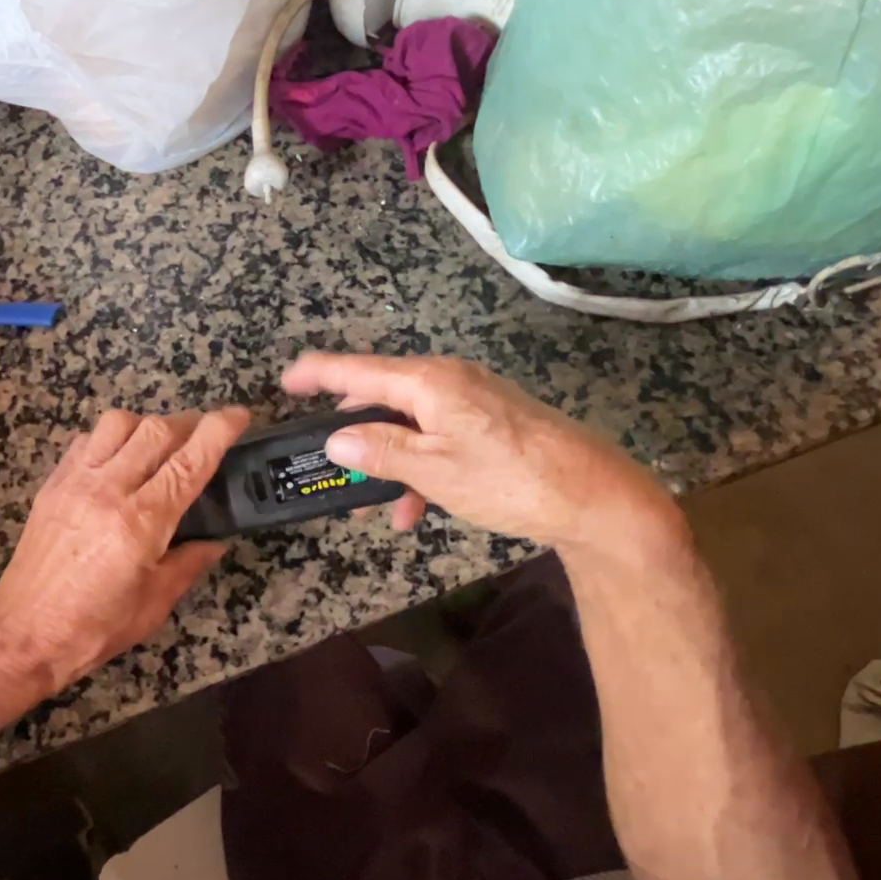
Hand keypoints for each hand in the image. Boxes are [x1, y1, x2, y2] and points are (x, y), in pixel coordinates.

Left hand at [0, 406, 250, 742]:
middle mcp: (108, 489)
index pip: (189, 460)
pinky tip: (119, 459)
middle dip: (188, 422)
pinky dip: (110, 438)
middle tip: (204, 433)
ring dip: (147, 425)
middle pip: (156, 429)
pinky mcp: (52, 485)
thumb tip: (214, 543)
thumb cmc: (94, 627)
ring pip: (117, 422)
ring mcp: (75, 482)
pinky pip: (86, 441)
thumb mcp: (154, 604)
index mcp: (141, 522)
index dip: (219, 430)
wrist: (24, 633)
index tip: (239, 415)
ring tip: (159, 445)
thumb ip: (188, 564)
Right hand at [280, 352, 677, 552]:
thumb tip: (335, 440)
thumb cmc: (509, 480)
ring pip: (409, 424)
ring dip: (386, 462)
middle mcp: (449, 381)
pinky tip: (415, 509)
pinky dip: (418, 467)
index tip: (286, 379)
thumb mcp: (434, 470)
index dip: (319, 373)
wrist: (594, 497)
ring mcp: (472, 401)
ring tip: (374, 507)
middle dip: (353, 433)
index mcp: (430, 382)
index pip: (360, 370)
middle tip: (330, 465)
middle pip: (382, 397)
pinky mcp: (490, 423)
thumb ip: (381, 452)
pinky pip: (437, 437)